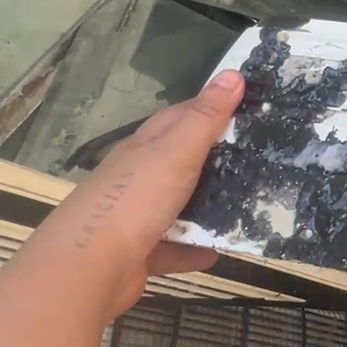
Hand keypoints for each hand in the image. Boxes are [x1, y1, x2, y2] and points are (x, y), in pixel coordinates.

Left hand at [14, 70, 244, 322]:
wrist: (83, 275)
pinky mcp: (138, 252)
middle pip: (182, 159)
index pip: (181, 116)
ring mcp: (135, 216)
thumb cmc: (133, 202)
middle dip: (218, 155)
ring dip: (210, 203)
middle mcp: (137, 178)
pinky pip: (176, 246)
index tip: (251, 102)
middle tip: (264, 150)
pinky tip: (219, 249)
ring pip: (180, 203)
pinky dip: (196, 247)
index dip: (213, 106)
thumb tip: (233, 72)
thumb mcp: (177, 152)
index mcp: (144, 149)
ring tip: (251, 199)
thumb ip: (206, 117)